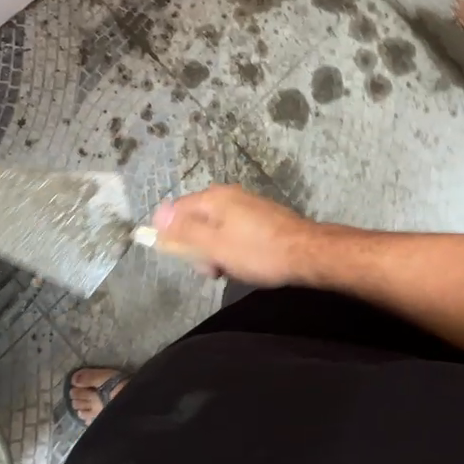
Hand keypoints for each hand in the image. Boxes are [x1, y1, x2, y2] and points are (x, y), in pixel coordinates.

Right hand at [151, 185, 324, 286]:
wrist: (306, 253)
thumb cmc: (257, 251)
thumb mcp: (214, 246)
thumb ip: (184, 231)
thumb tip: (157, 215)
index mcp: (213, 198)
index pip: (176, 211)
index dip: (172, 235)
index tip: (183, 258)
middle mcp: (228, 195)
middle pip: (195, 220)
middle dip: (197, 247)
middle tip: (212, 268)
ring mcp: (245, 204)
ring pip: (215, 229)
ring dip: (216, 251)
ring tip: (231, 269)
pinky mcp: (259, 217)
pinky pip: (232, 231)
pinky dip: (232, 248)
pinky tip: (245, 263)